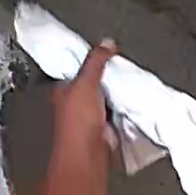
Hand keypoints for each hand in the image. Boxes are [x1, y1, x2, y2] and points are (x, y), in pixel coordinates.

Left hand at [51, 39, 117, 160]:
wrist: (89, 152)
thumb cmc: (79, 119)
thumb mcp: (86, 81)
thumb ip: (96, 60)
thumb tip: (107, 42)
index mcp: (64, 89)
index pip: (77, 68)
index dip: (91, 60)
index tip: (107, 52)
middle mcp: (75, 102)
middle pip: (94, 82)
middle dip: (107, 76)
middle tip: (121, 68)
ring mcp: (90, 115)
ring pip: (107, 96)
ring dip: (117, 91)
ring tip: (128, 82)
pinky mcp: (105, 126)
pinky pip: (117, 109)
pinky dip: (124, 105)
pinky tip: (131, 99)